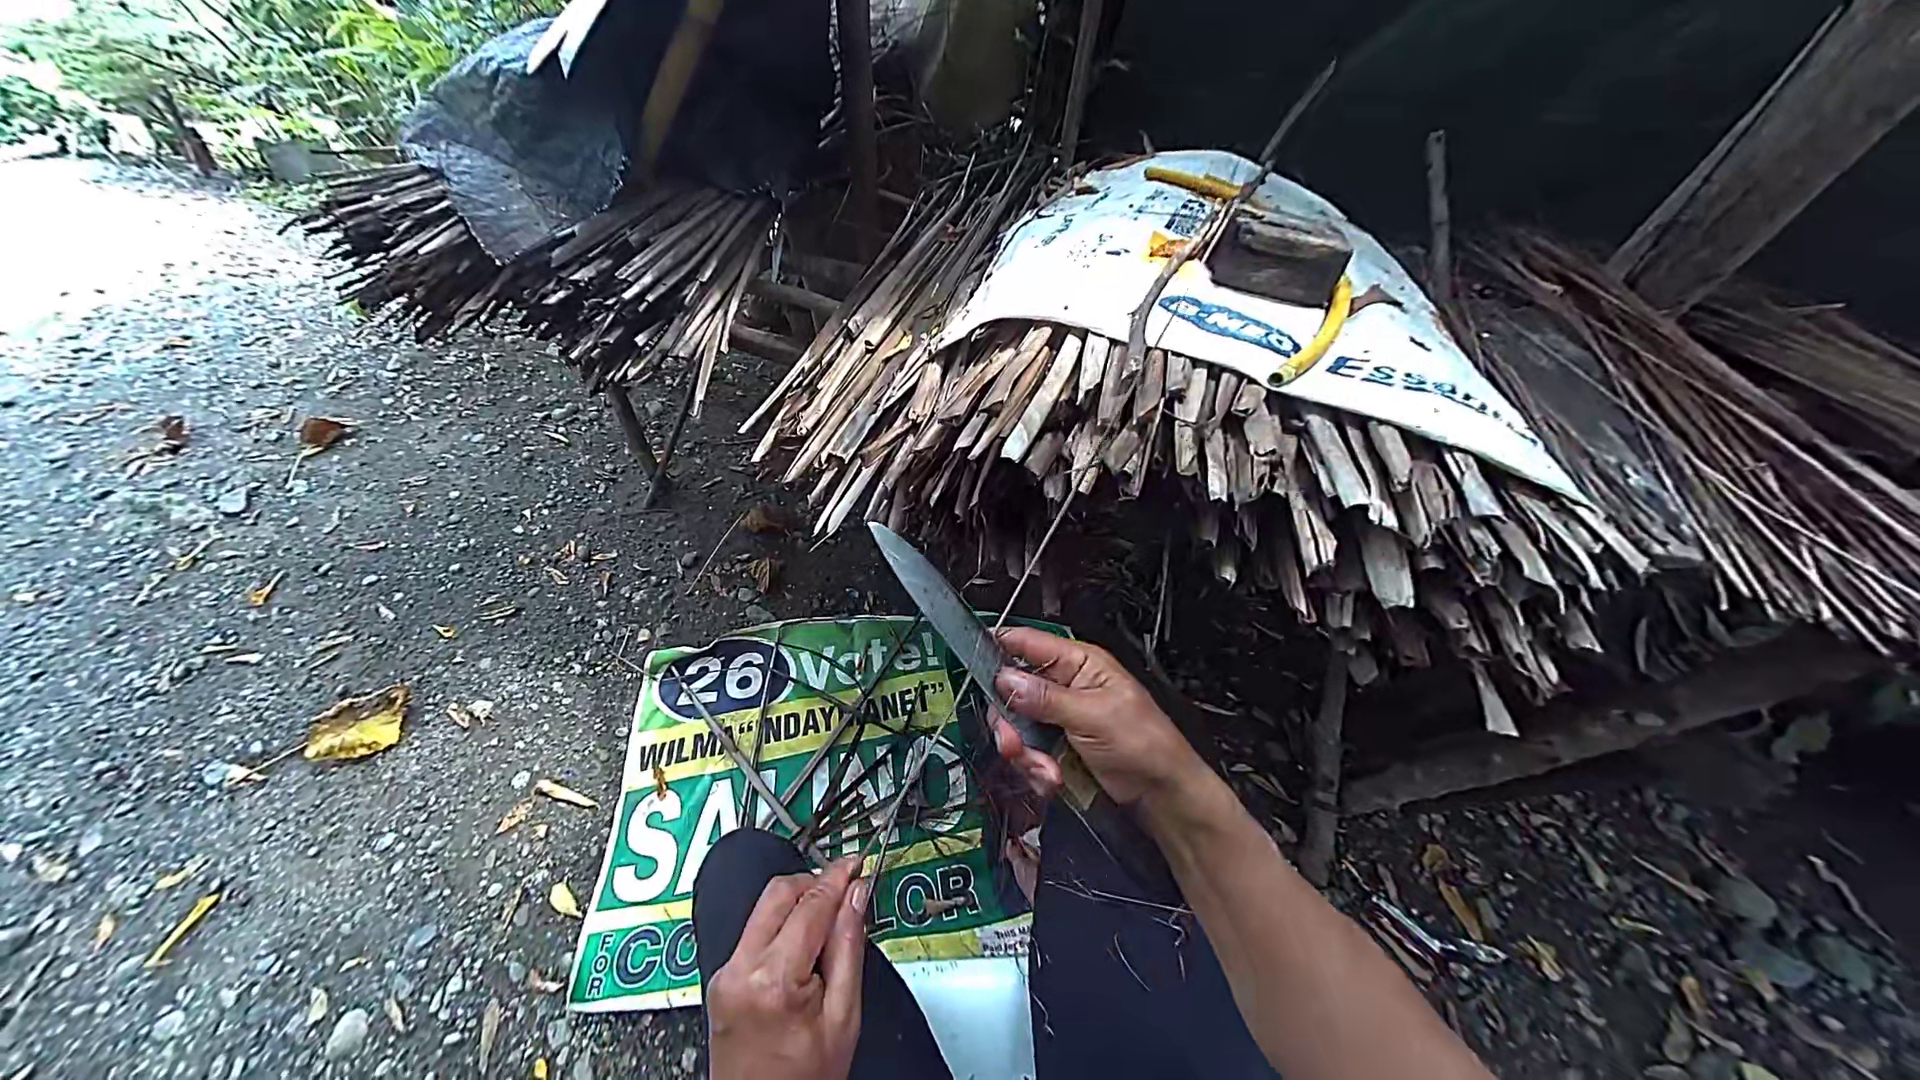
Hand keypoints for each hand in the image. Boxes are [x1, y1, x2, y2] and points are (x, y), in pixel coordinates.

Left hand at [707, 857, 870, 1079]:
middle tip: (844, 889)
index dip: (838, 877)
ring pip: (765, 905)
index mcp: (773, 980)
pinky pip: (755, 929)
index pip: (811, 904)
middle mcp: (740, 970)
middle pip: (779, 892)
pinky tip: (805, 942)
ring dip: (799, 900)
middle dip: (815, 882)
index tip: (855, 863)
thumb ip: (849, 946)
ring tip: (828, 924)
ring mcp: (726, 975)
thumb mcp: (843, 1016)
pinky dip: (783, 921)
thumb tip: (856, 895)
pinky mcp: (721, 979)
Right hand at [991, 627, 1208, 807]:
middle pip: (1012, 690)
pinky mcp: (1056, 746)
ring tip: (1046, 770)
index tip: (975, 666)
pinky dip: (1035, 769)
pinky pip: (1028, 752)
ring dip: (1025, 752)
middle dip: (1010, 722)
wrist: (1163, 795)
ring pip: (1017, 726)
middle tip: (1013, 743)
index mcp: (1079, 663)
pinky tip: (1053, 779)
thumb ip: (1046, 697)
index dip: (999, 650)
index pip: (1028, 643)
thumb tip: (1006, 677)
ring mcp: (1059, 717)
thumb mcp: (1094, 715)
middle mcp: (1064, 685)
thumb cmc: (1147, 744)